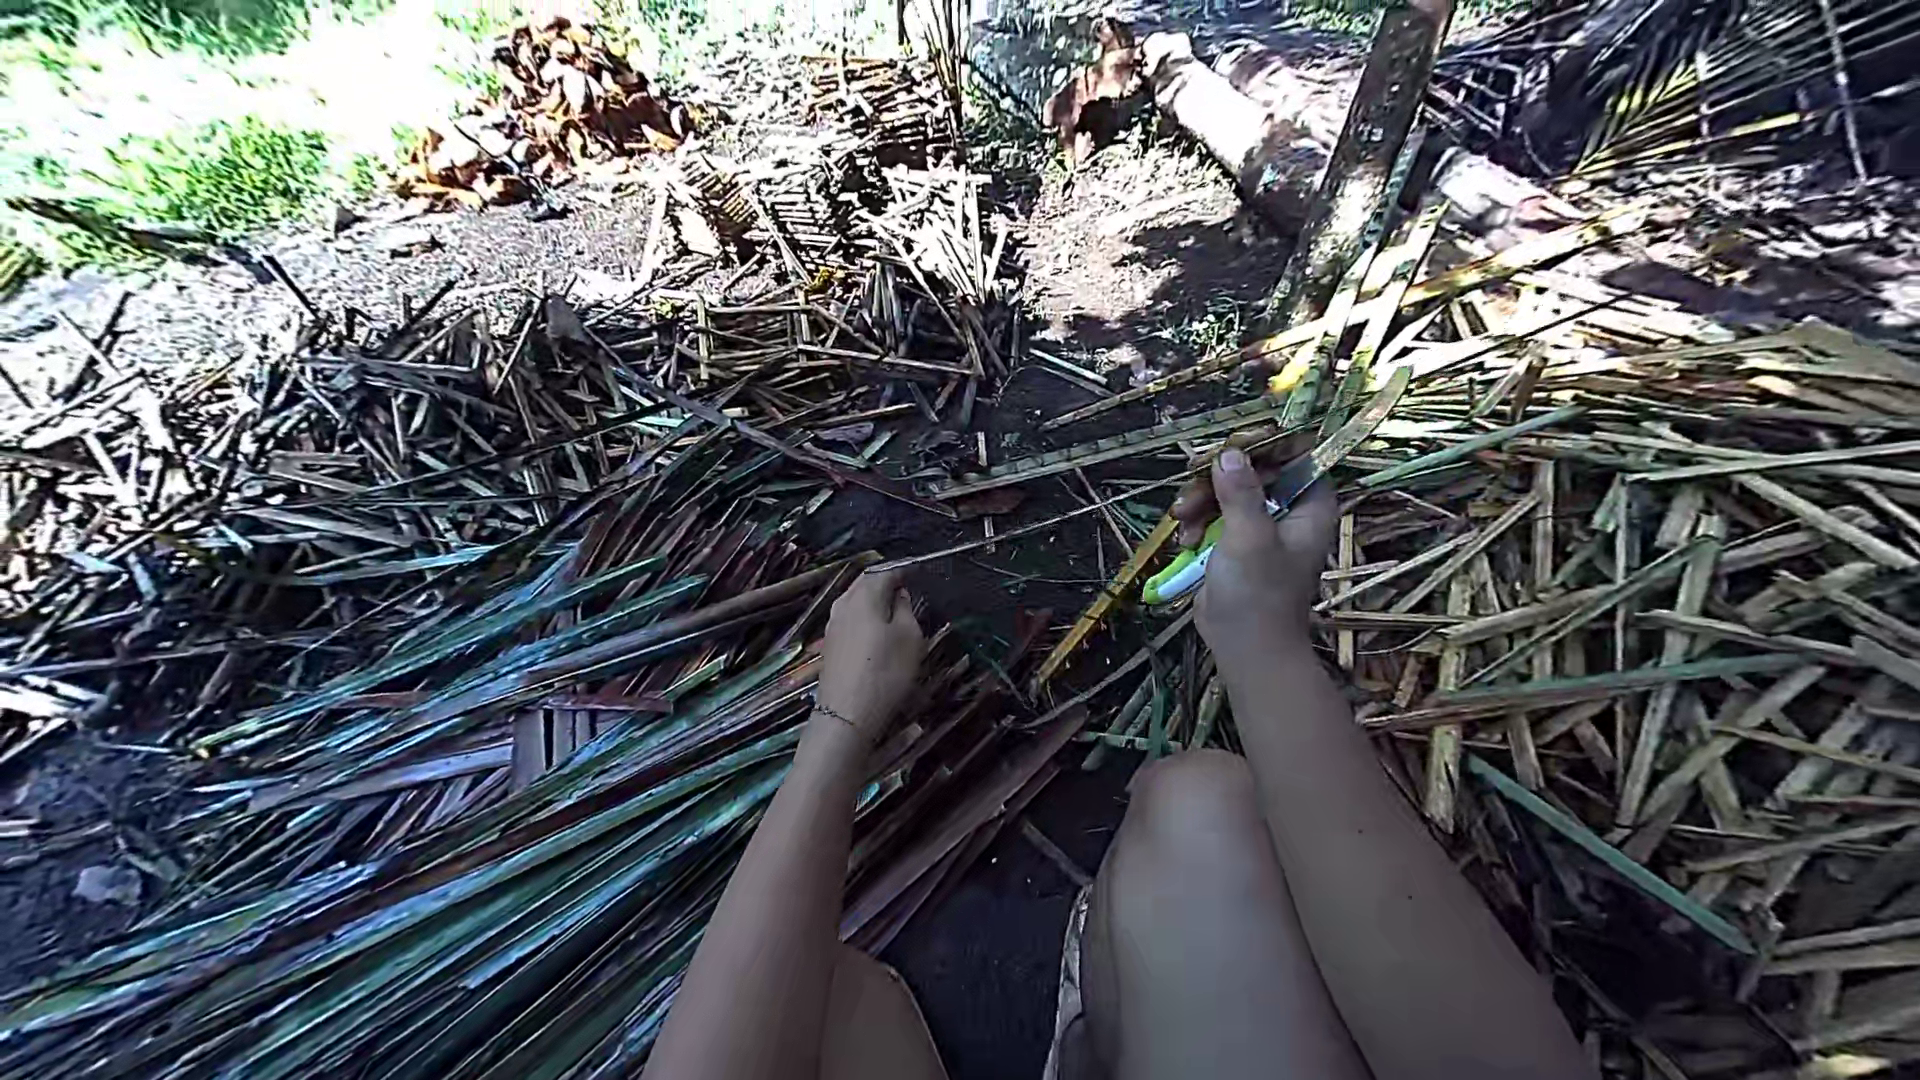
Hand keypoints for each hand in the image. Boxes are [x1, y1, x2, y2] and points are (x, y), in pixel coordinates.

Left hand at [815, 569, 925, 743]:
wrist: (847, 715)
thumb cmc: (886, 672)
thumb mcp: (910, 637)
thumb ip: (905, 609)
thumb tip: (899, 595)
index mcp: (865, 596)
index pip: (885, 571)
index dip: (903, 570)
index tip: (918, 572)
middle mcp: (844, 603)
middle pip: (865, 581)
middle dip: (885, 580)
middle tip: (905, 585)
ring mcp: (833, 624)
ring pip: (855, 599)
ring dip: (873, 597)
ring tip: (893, 605)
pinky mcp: (830, 643)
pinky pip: (850, 617)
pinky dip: (864, 614)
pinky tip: (875, 627)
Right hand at [1179, 447, 1337, 666]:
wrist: (1242, 644)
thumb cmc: (1258, 592)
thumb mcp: (1249, 536)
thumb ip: (1240, 492)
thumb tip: (1228, 452)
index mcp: (1310, 506)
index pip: (1296, 456)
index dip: (1264, 447)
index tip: (1229, 448)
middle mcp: (1288, 511)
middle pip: (1253, 471)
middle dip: (1216, 480)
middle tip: (1190, 489)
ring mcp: (1259, 526)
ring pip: (1226, 492)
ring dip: (1199, 503)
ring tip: (1181, 521)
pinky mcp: (1233, 542)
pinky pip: (1213, 515)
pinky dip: (1196, 523)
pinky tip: (1184, 541)